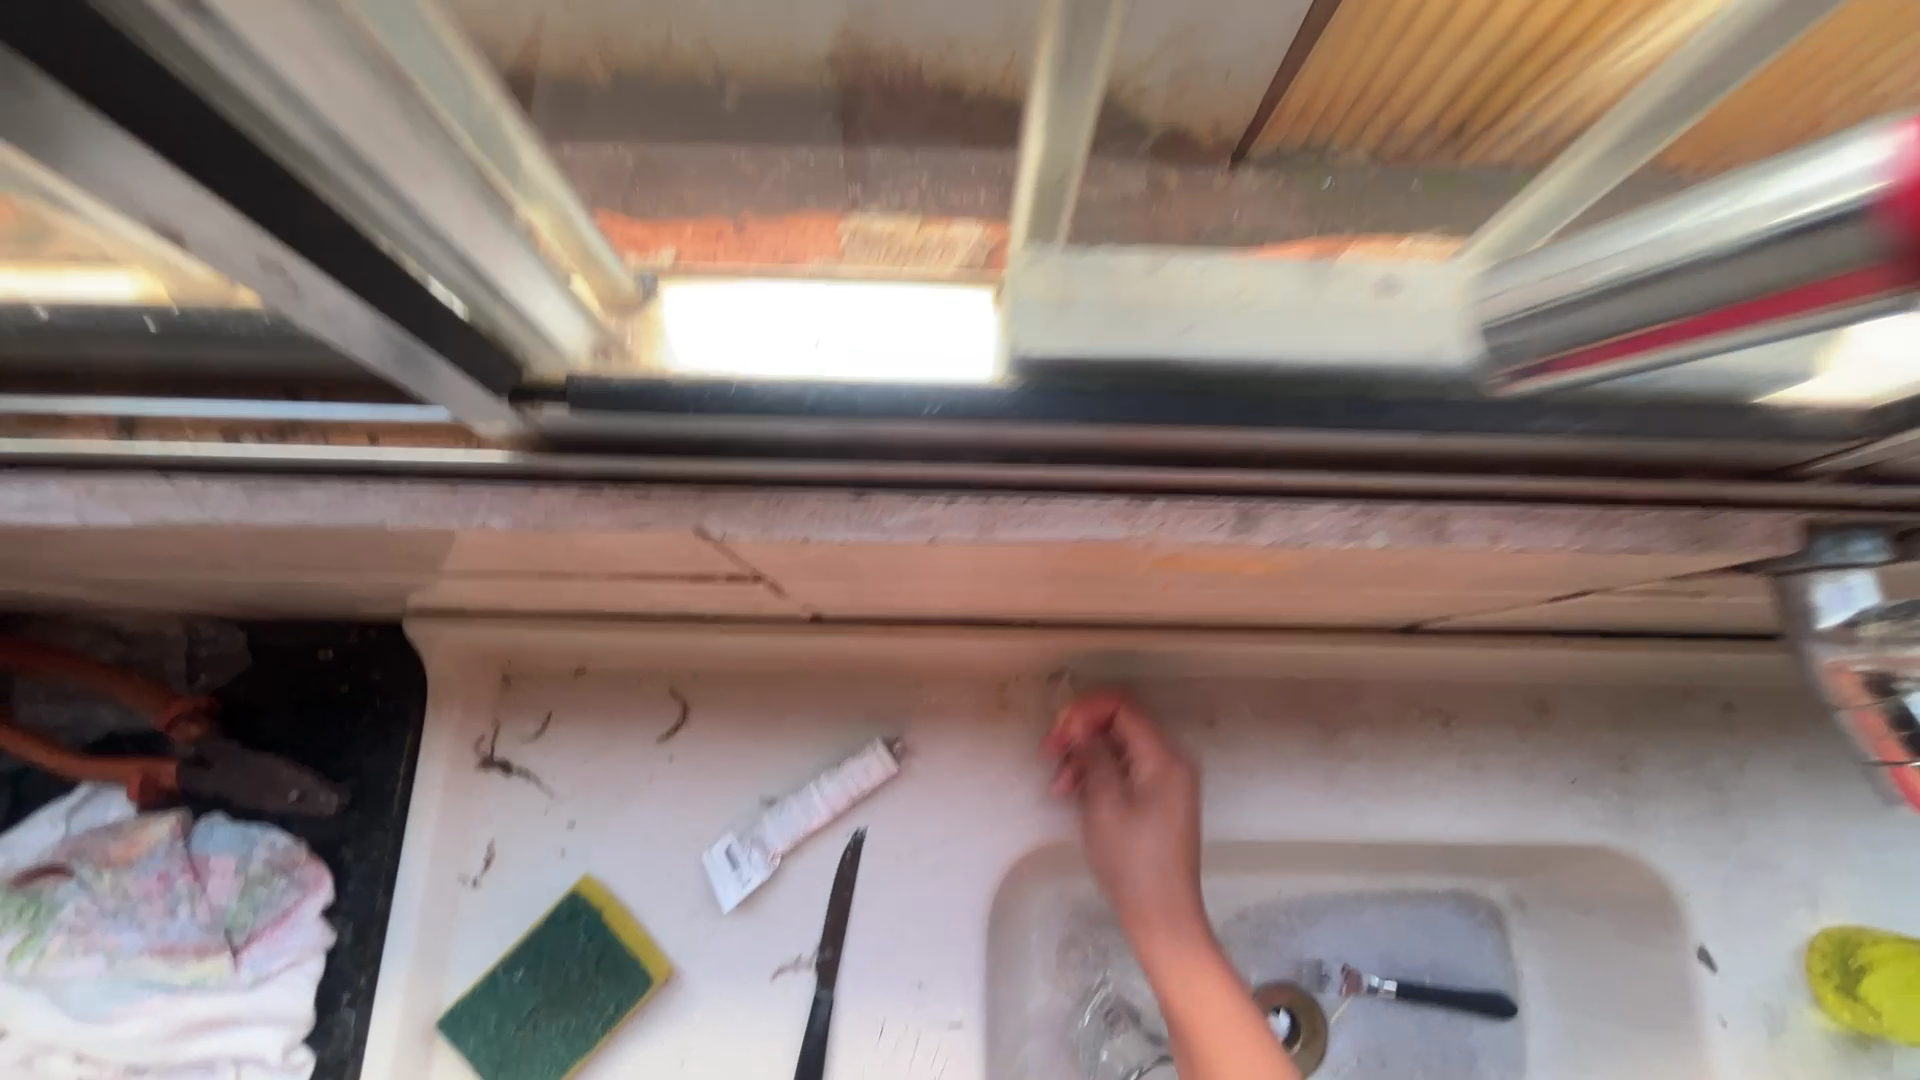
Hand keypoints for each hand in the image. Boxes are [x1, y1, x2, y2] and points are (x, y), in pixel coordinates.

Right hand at [1044, 691, 1207, 956]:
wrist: (1162, 915)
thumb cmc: (1132, 861)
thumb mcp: (1104, 803)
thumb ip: (1093, 755)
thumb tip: (1078, 726)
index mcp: (1163, 758)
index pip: (1123, 708)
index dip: (1087, 710)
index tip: (1059, 729)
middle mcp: (1170, 762)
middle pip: (1120, 726)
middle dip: (1081, 734)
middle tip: (1049, 751)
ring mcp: (1165, 782)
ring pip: (1118, 749)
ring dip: (1084, 758)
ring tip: (1058, 784)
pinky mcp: (1157, 800)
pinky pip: (1124, 771)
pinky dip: (1098, 775)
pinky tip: (1072, 793)